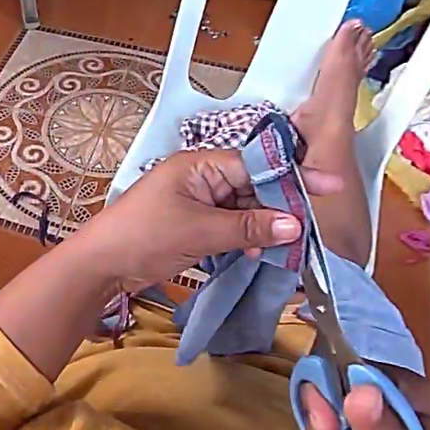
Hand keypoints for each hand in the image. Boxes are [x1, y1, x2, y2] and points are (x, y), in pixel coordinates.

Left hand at [64, 149, 338, 292]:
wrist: (101, 265)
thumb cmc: (143, 237)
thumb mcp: (200, 232)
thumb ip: (248, 226)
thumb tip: (294, 225)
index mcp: (201, 165)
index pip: (256, 164)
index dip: (293, 176)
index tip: (328, 185)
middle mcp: (202, 178)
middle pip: (254, 186)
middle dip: (279, 207)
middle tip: (305, 229)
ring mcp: (198, 201)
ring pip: (245, 208)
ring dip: (262, 226)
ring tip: (282, 247)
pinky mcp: (195, 224)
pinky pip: (231, 225)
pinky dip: (245, 237)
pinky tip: (257, 252)